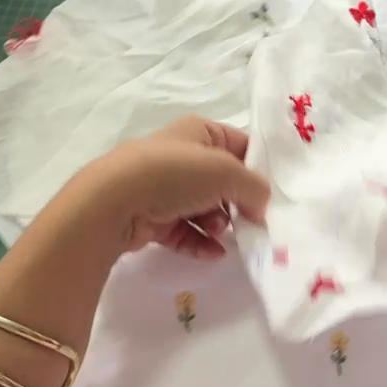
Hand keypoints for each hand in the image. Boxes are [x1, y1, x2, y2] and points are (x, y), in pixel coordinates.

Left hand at [69, 116, 270, 258]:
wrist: (114, 202)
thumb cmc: (174, 174)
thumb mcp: (226, 172)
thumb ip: (254, 188)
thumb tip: (261, 206)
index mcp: (199, 132)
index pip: (239, 145)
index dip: (257, 168)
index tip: (272, 194)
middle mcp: (181, 155)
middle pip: (222, 181)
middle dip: (237, 202)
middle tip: (249, 220)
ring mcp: (163, 187)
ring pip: (203, 208)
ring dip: (218, 224)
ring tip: (220, 233)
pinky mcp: (151, 216)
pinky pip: (184, 230)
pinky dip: (199, 242)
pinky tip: (213, 254)